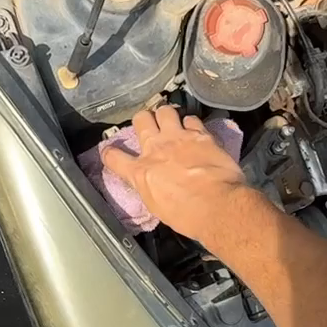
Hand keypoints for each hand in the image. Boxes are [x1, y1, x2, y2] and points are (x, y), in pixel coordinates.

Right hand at [100, 106, 257, 243]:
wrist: (216, 205)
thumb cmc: (188, 215)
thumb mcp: (157, 206)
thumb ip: (150, 187)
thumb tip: (153, 183)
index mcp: (141, 172)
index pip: (114, 157)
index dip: (109, 153)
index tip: (110, 151)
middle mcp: (156, 149)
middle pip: (141, 119)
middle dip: (144, 120)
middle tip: (150, 126)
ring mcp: (178, 138)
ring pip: (165, 111)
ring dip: (167, 116)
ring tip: (172, 123)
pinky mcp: (201, 134)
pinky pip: (191, 119)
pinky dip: (192, 124)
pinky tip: (195, 131)